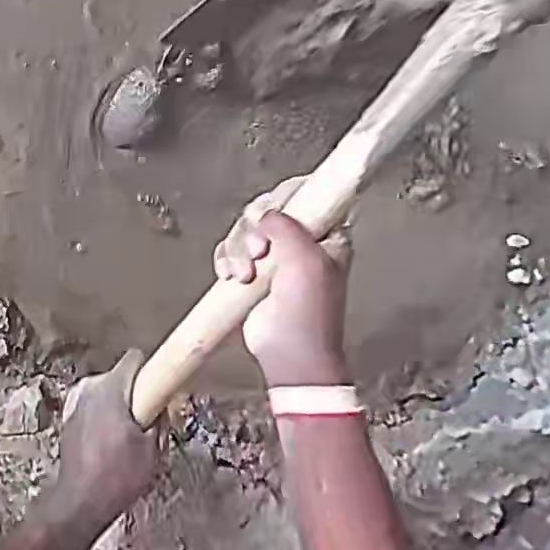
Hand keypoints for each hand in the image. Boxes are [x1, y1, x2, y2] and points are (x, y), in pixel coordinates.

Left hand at [52, 349, 160, 520]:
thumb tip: (160, 405)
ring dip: (117, 406)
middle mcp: (91, 386)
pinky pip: (93, 405)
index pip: (135, 359)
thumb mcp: (153, 450)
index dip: (149, 372)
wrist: (80, 502)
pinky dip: (102, 416)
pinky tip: (107, 445)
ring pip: (106, 391)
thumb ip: (160, 420)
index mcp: (112, 386)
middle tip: (144, 423)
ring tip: (125, 439)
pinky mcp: (68, 415)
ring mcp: (76, 400)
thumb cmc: (118, 475)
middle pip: (120, 376)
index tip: (156, 392)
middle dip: (134, 395)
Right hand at [213, 176, 352, 386]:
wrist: (289, 354)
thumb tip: (264, 215)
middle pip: (264, 211)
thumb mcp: (305, 259)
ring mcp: (275, 257)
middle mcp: (300, 241)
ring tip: (244, 275)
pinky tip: (229, 276)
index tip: (267, 218)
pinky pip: (229, 249)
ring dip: (237, 250)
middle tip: (257, 253)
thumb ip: (284, 224)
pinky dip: (225, 259)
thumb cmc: (308, 311)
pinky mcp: (252, 272)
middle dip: (252, 232)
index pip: (302, 195)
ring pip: (243, 230)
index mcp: (325, 234)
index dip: (281, 200)